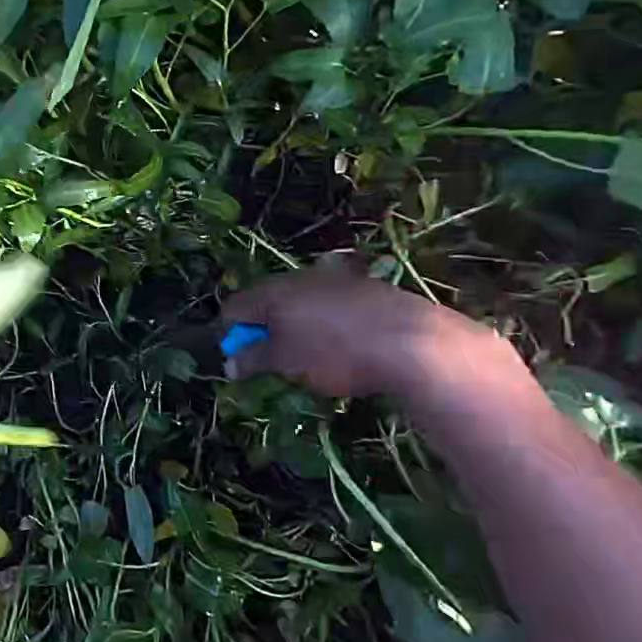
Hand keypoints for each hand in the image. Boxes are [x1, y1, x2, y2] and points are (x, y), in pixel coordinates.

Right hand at [221, 259, 504, 398]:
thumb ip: (253, 360)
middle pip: (266, 301)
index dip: (230, 334)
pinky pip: (330, 304)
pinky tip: (341, 345)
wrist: (412, 342)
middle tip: (272, 360)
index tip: (240, 360)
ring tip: (307, 356)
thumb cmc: (334, 352)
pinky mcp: (365, 288)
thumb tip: (230, 363)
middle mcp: (299, 278)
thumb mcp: (285, 362)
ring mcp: (335, 279)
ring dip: (294, 325)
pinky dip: (323, 322)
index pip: (234, 307)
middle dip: (263, 329)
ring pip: (300, 301)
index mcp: (272, 291)